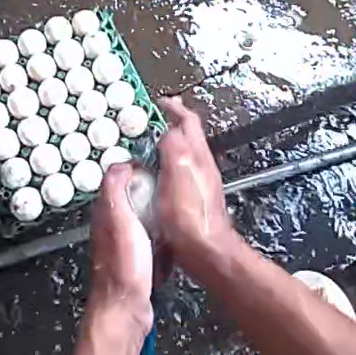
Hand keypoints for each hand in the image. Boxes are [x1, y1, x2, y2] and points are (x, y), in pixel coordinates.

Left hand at [87, 163, 154, 333]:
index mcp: (105, 212)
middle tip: (169, 192)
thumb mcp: (120, 218)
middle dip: (151, 195)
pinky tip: (170, 245)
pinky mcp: (137, 262)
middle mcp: (112, 227)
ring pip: (145, 222)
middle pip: (133, 200)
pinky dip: (163, 242)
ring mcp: (125, 246)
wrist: (126, 309)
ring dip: (159, 219)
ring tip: (175, 215)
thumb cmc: (124, 266)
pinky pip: (154, 245)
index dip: (136, 171)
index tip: (155, 170)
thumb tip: (121, 165)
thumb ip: (116, 190)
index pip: (118, 180)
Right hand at [154, 98, 241, 270]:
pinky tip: (155, 175)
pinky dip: (167, 165)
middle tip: (151, 121)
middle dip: (171, 124)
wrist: (207, 252)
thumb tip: (167, 130)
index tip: (159, 102)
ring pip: (185, 153)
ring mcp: (201, 182)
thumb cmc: (191, 218)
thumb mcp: (177, 173)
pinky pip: (180, 172)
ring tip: (149, 145)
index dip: (173, 108)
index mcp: (197, 156)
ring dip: (168, 144)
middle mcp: (202, 166)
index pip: (188, 121)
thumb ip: (173, 146)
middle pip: (188, 135)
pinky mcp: (195, 199)